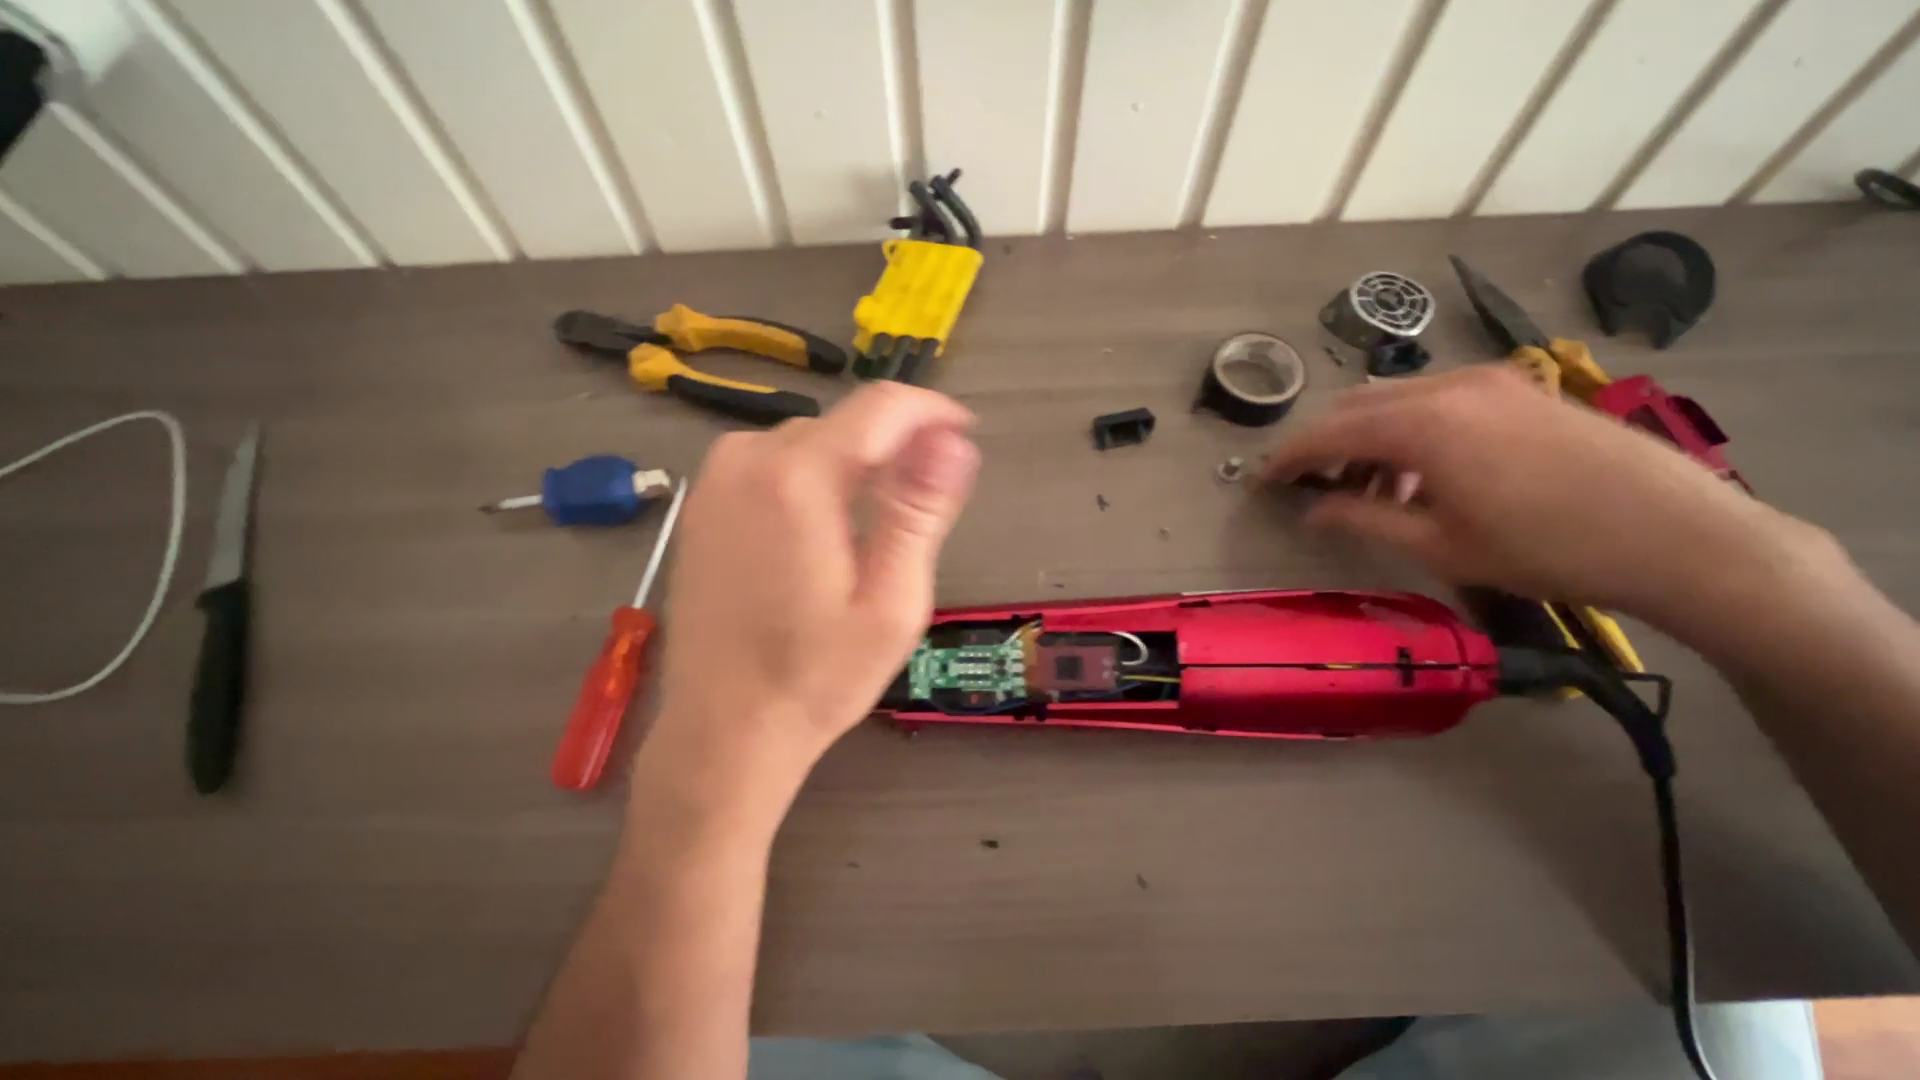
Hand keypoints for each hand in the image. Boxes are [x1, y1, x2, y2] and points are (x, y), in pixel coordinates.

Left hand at [647, 383, 979, 800]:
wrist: (722, 730)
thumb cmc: (816, 677)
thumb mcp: (891, 602)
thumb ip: (919, 511)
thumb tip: (953, 440)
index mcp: (799, 478)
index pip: (880, 407)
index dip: (931, 412)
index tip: (964, 436)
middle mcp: (747, 460)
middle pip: (843, 425)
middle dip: (890, 451)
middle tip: (918, 513)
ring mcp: (714, 482)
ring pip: (806, 443)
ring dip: (848, 467)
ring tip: (870, 534)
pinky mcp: (700, 506)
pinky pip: (770, 466)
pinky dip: (807, 482)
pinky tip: (818, 539)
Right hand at [1263, 367, 1835, 622]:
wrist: (1675, 534)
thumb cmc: (1545, 549)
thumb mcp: (1440, 545)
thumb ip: (1364, 521)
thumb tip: (1312, 511)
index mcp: (1420, 423)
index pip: (1328, 432)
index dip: (1288, 457)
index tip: (1260, 481)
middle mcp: (1448, 385)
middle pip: (1359, 405)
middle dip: (1325, 443)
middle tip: (1308, 486)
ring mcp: (1490, 380)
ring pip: (1400, 399)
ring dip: (1370, 437)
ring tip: (1368, 491)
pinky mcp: (1521, 389)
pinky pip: (1440, 399)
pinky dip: (1411, 429)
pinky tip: (1423, 474)